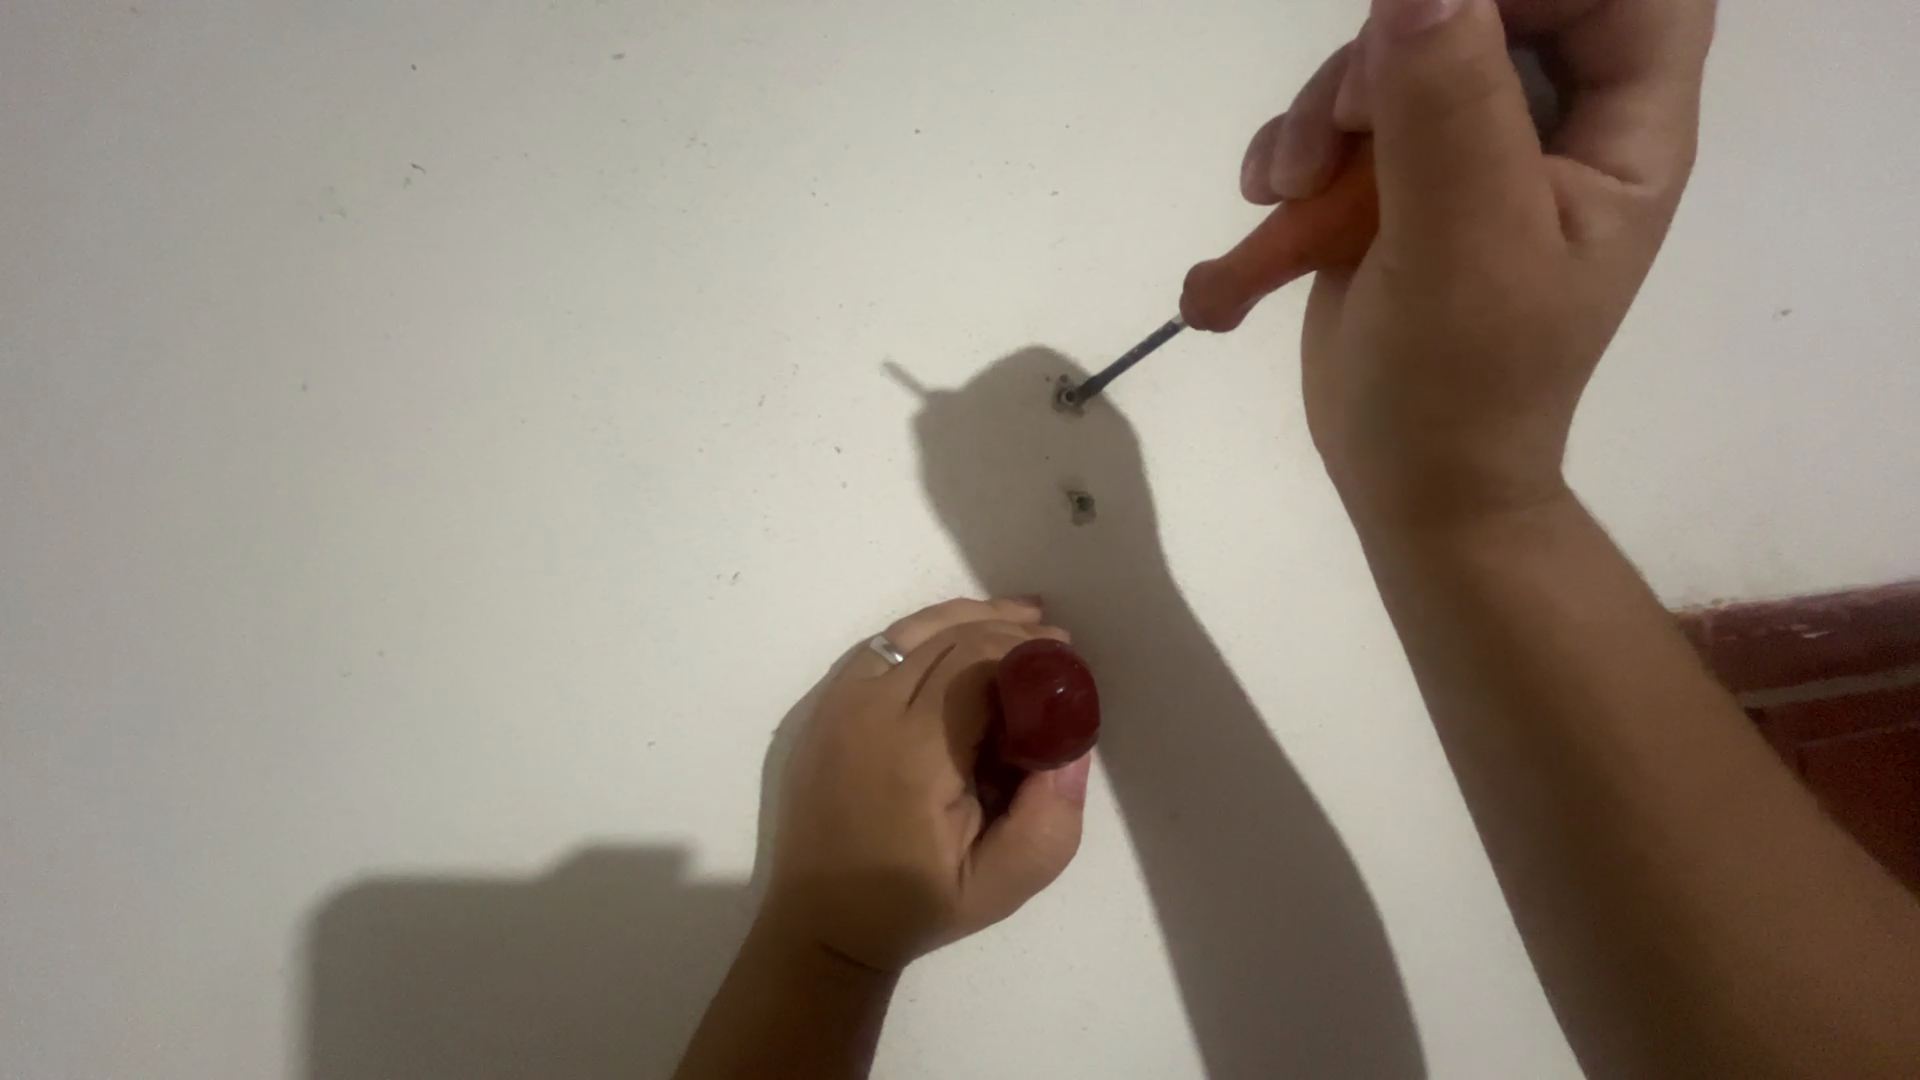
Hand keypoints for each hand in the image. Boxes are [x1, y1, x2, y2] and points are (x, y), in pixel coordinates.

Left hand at [759, 597, 1093, 974]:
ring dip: (968, 616)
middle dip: (1007, 628)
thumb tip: (1072, 745)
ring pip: (912, 629)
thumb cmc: (914, 903)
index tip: (1063, 657)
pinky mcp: (825, 705)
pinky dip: (926, 629)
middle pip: (948, 637)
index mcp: (915, 749)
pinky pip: (882, 645)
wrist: (820, 922)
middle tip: (1053, 639)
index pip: (976, 663)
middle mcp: (870, 709)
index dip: (1025, 649)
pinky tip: (956, 634)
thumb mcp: (1001, 884)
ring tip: (1016, 616)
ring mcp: (839, 701)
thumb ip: (1051, 818)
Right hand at [1241, 0, 1715, 524]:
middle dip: (1377, 67)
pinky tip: (1261, 208)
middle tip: (1323, 142)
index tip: (1419, 32)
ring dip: (1312, 121)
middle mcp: (1540, 135)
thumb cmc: (1457, 382)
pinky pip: (1331, 142)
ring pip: (1381, 78)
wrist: (1404, 476)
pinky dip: (1285, 164)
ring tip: (1274, 195)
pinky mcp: (1380, 205)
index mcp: (1613, 135)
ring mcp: (1452, 168)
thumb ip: (1447, 112)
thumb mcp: (1462, 246)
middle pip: (1470, 22)